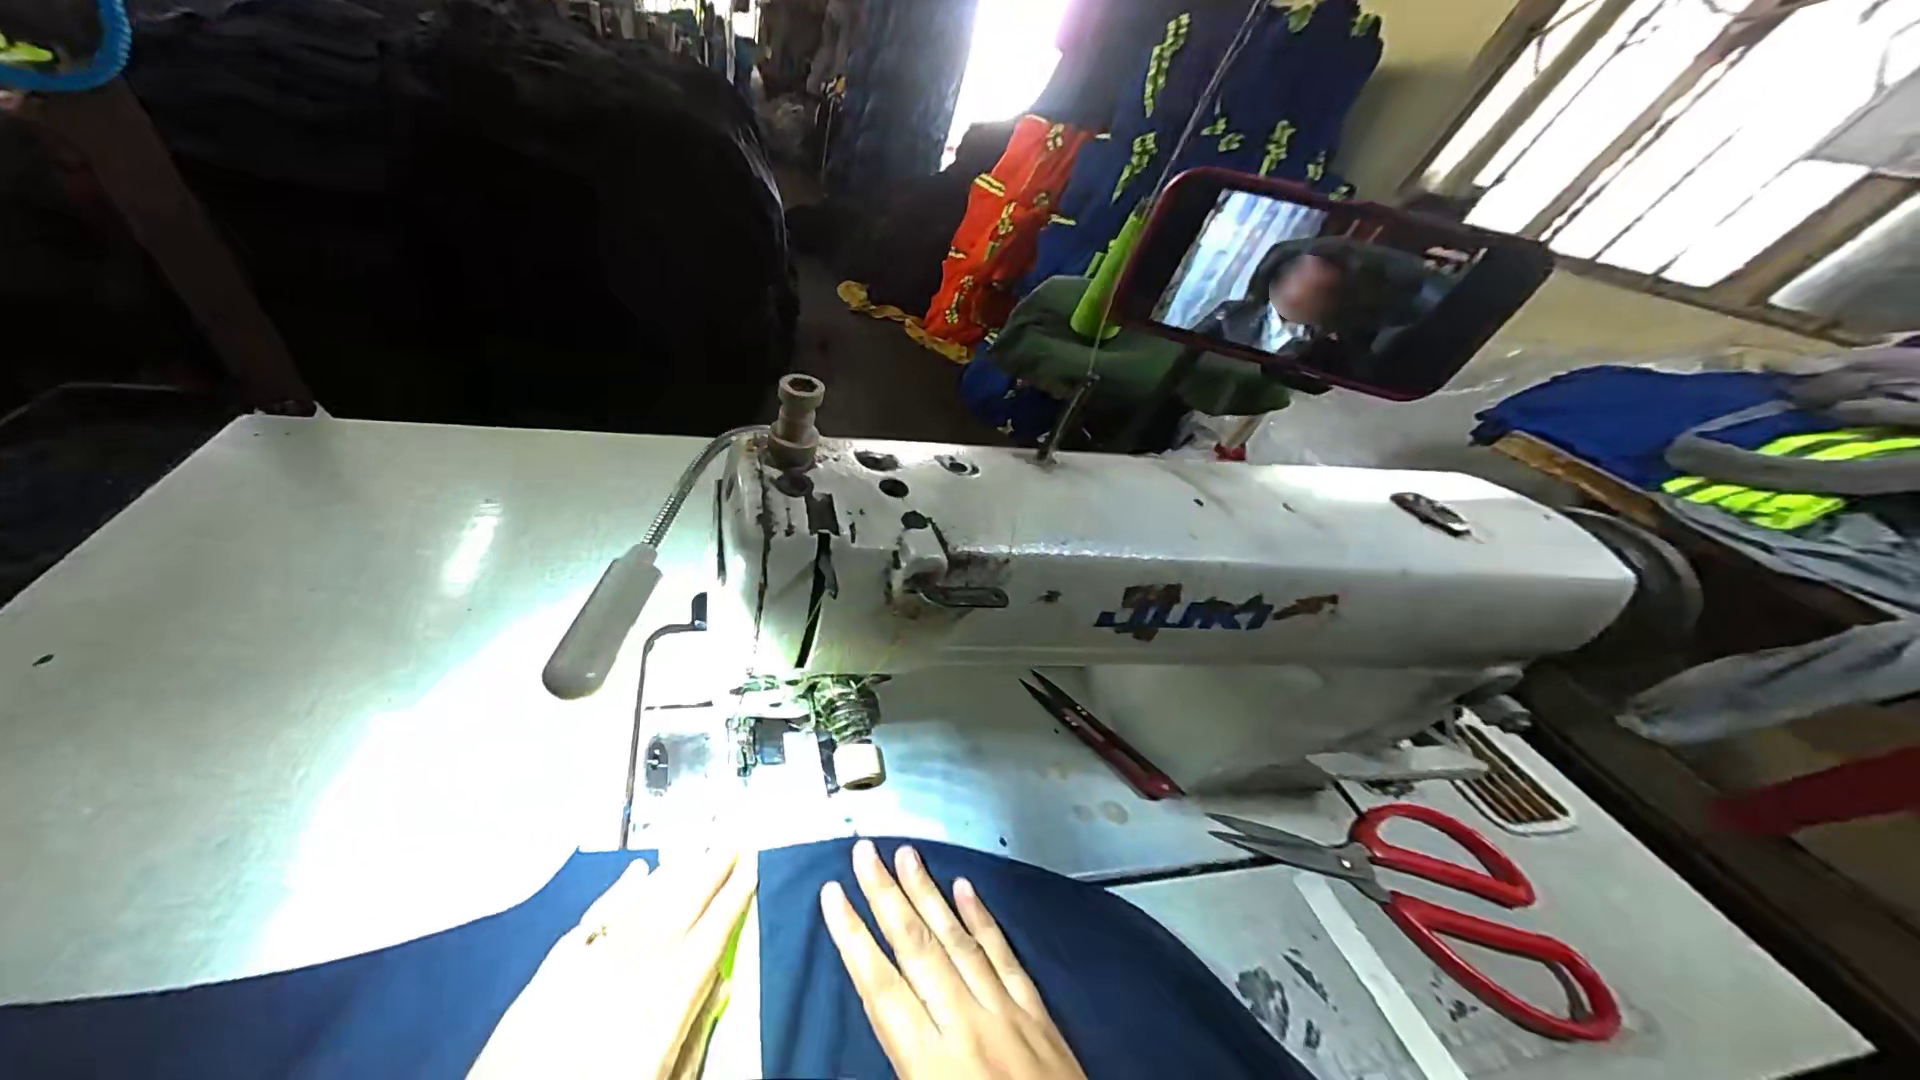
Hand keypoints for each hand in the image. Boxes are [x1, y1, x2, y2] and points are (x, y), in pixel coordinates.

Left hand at [471, 850, 756, 1079]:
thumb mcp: (664, 1079)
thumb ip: (695, 1031)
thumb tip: (721, 984)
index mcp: (667, 996)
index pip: (712, 932)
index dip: (735, 896)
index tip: (752, 865)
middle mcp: (633, 968)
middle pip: (681, 904)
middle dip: (710, 870)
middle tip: (730, 842)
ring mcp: (589, 965)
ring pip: (642, 903)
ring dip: (673, 873)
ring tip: (695, 848)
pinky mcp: (549, 974)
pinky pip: (593, 919)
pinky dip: (617, 892)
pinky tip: (635, 873)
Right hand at [820, 840, 1086, 1079]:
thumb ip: (903, 1065)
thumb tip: (882, 1012)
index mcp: (932, 1066)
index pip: (881, 988)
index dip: (853, 938)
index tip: (834, 895)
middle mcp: (967, 1027)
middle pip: (917, 948)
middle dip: (886, 896)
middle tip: (866, 854)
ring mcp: (1005, 1014)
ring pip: (958, 940)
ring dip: (928, 894)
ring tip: (907, 856)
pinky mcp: (1036, 1013)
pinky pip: (1004, 956)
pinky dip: (983, 920)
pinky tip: (966, 888)